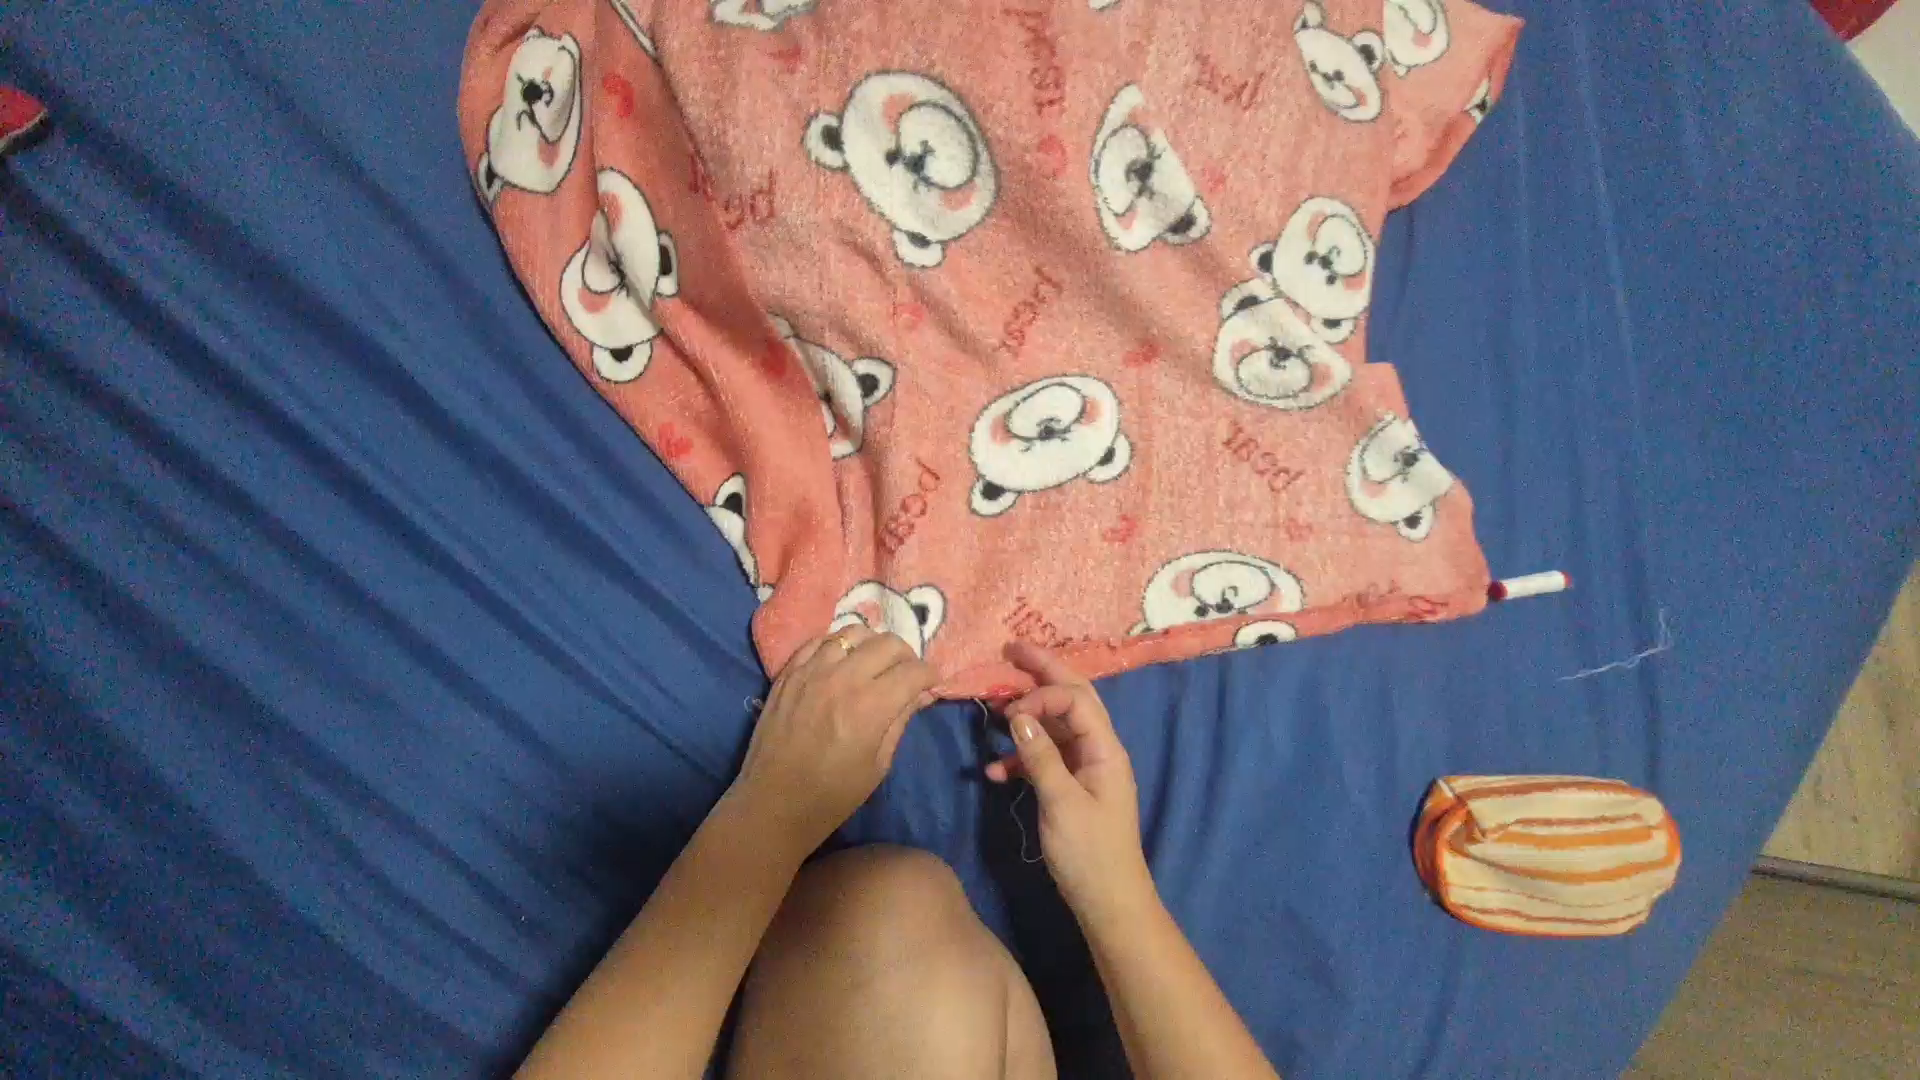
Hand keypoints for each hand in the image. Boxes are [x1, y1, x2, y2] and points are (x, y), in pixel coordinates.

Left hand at [729, 625, 939, 858]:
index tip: (930, 684)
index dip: (929, 675)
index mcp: (870, 707)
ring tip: (873, 664)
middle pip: (888, 643)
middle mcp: (843, 679)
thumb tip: (923, 694)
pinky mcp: (789, 672)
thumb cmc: (833, 794)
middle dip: (906, 656)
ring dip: (872, 645)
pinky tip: (842, 661)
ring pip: (854, 633)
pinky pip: (820, 640)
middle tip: (906, 674)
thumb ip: (901, 719)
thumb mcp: (879, 763)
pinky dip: (838, 644)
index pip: (913, 671)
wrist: (774, 803)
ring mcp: (812, 671)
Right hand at [985, 642, 1153, 919]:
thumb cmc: (1090, 854)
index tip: (1008, 714)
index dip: (1040, 696)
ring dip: (1027, 715)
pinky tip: (995, 770)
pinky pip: (1045, 756)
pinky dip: (1021, 756)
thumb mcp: (1061, 804)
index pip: (1074, 699)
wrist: (1109, 904)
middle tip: (1011, 649)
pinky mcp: (1071, 785)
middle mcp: (1098, 749)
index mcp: (1105, 749)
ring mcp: (1086, 767)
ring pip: (1056, 725)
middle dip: (1042, 672)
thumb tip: (1017, 716)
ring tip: (994, 705)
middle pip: (1071, 697)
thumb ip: (1040, 757)